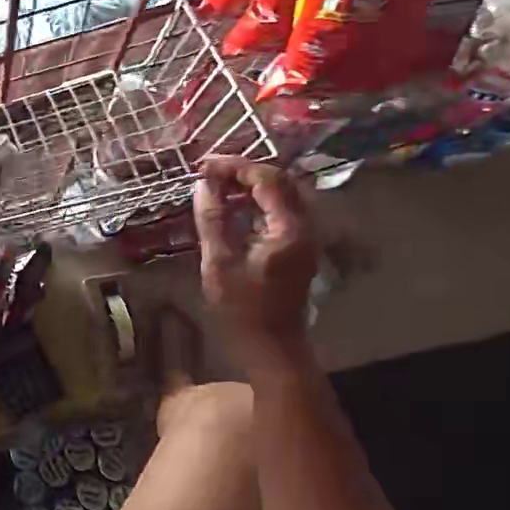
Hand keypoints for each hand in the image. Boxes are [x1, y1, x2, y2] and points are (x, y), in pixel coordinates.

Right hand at [193, 157, 316, 363]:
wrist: (270, 342)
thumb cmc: (240, 307)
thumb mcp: (218, 262)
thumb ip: (212, 220)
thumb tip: (203, 185)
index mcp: (289, 229)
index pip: (268, 180)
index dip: (235, 166)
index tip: (203, 166)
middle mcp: (305, 226)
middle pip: (281, 181)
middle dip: (244, 170)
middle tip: (208, 172)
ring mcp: (305, 235)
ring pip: (282, 193)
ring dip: (250, 183)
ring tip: (216, 184)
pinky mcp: (297, 244)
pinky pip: (280, 209)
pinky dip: (256, 199)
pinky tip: (232, 205)